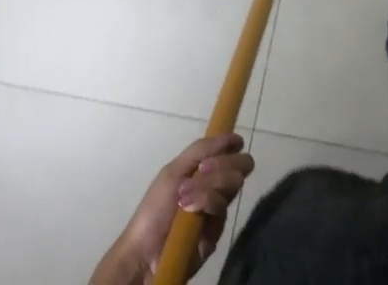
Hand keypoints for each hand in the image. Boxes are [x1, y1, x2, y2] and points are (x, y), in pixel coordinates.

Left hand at [95, 134, 254, 284]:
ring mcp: (219, 206)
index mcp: (204, 170)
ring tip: (185, 194)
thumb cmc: (155, 207)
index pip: (230, 151)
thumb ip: (200, 150)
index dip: (233, 144)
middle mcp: (216, 185)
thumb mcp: (173, 171)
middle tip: (203, 169)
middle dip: (224, 162)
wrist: (146, 249)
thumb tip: (232, 137)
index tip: (235, 143)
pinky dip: (206, 200)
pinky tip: (189, 208)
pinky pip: (222, 205)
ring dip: (209, 183)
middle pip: (241, 164)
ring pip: (233, 182)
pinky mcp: (219, 227)